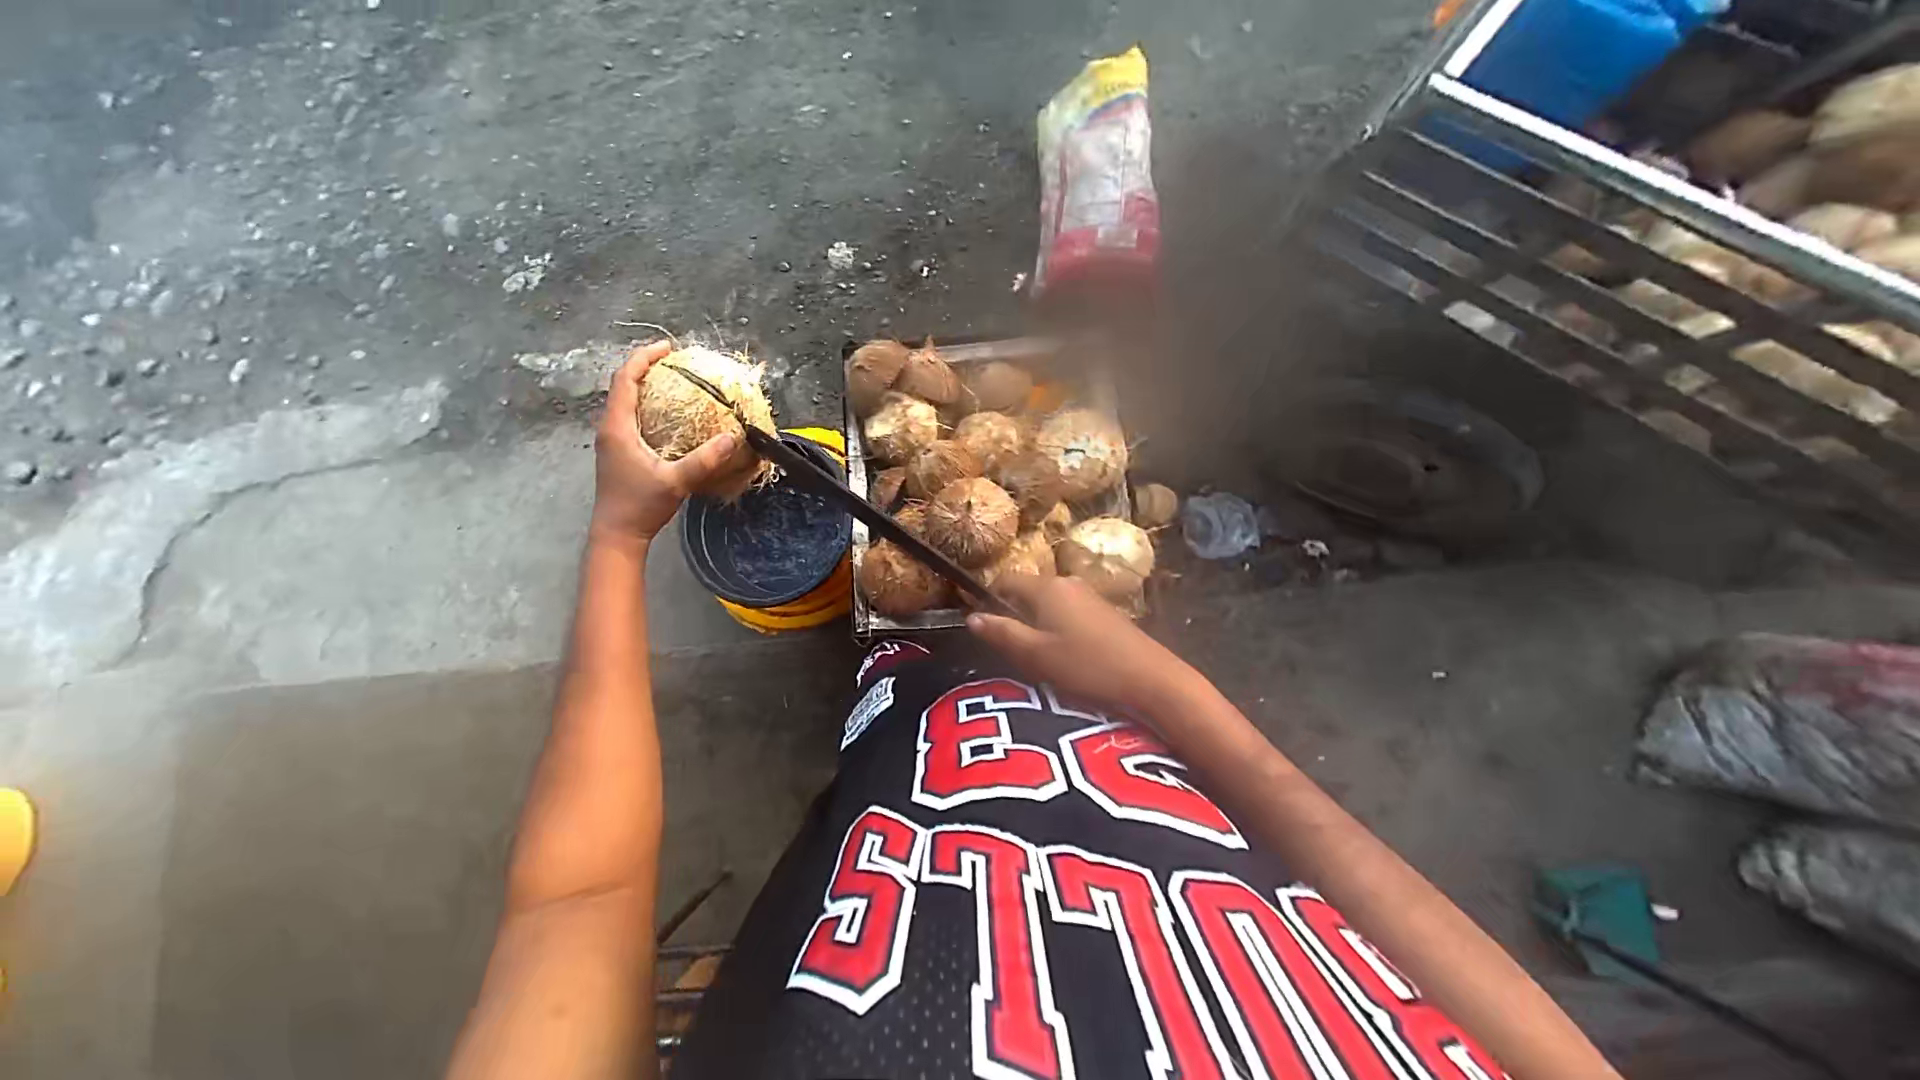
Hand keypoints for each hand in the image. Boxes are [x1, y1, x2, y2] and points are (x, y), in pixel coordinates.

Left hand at [589, 342, 738, 544]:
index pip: (625, 380)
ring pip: (625, 402)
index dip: (644, 358)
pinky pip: (630, 417)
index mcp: (617, 427)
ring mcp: (611, 441)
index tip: (668, 349)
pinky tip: (668, 416)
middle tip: (674, 362)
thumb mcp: (675, 482)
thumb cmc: (640, 506)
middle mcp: (609, 429)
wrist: (617, 534)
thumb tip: (731, 438)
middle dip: (646, 368)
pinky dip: (647, 406)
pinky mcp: (618, 452)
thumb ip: (704, 460)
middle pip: (623, 386)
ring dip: (645, 387)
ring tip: (673, 382)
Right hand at [966, 574, 1204, 718]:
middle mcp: (1068, 583)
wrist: (1151, 679)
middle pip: (1028, 592)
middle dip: (1014, 615)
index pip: (1006, 580)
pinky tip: (1065, 658)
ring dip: (1037, 625)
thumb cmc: (1087, 666)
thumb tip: (971, 617)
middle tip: (1010, 651)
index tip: (983, 626)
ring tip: (1036, 659)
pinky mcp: (1106, 614)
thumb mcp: (1036, 655)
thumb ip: (1002, 633)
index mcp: (1047, 587)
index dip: (988, 599)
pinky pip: (1069, 614)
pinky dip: (1058, 630)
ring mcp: (1090, 597)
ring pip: (1049, 605)